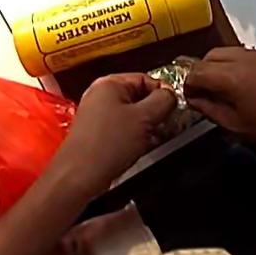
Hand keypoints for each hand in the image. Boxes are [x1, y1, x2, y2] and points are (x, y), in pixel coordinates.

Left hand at [42, 73, 177, 196]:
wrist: (79, 176)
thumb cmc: (111, 142)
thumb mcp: (144, 117)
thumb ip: (163, 101)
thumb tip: (171, 95)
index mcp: (110, 83)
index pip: (146, 78)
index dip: (163, 92)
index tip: (176, 107)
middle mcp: (102, 95)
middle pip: (140, 96)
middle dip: (157, 110)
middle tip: (170, 124)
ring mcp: (98, 114)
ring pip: (133, 113)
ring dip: (149, 124)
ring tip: (160, 137)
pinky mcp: (98, 133)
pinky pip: (124, 127)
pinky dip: (137, 134)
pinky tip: (147, 146)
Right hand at [183, 47, 255, 168]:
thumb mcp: (240, 129)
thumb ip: (213, 111)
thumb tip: (199, 101)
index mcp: (233, 75)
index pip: (196, 71)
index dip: (189, 86)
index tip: (191, 98)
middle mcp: (248, 58)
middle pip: (212, 56)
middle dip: (204, 73)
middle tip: (205, 95)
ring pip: (232, 53)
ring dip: (223, 68)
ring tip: (228, 94)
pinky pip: (252, 57)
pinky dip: (242, 67)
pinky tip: (250, 90)